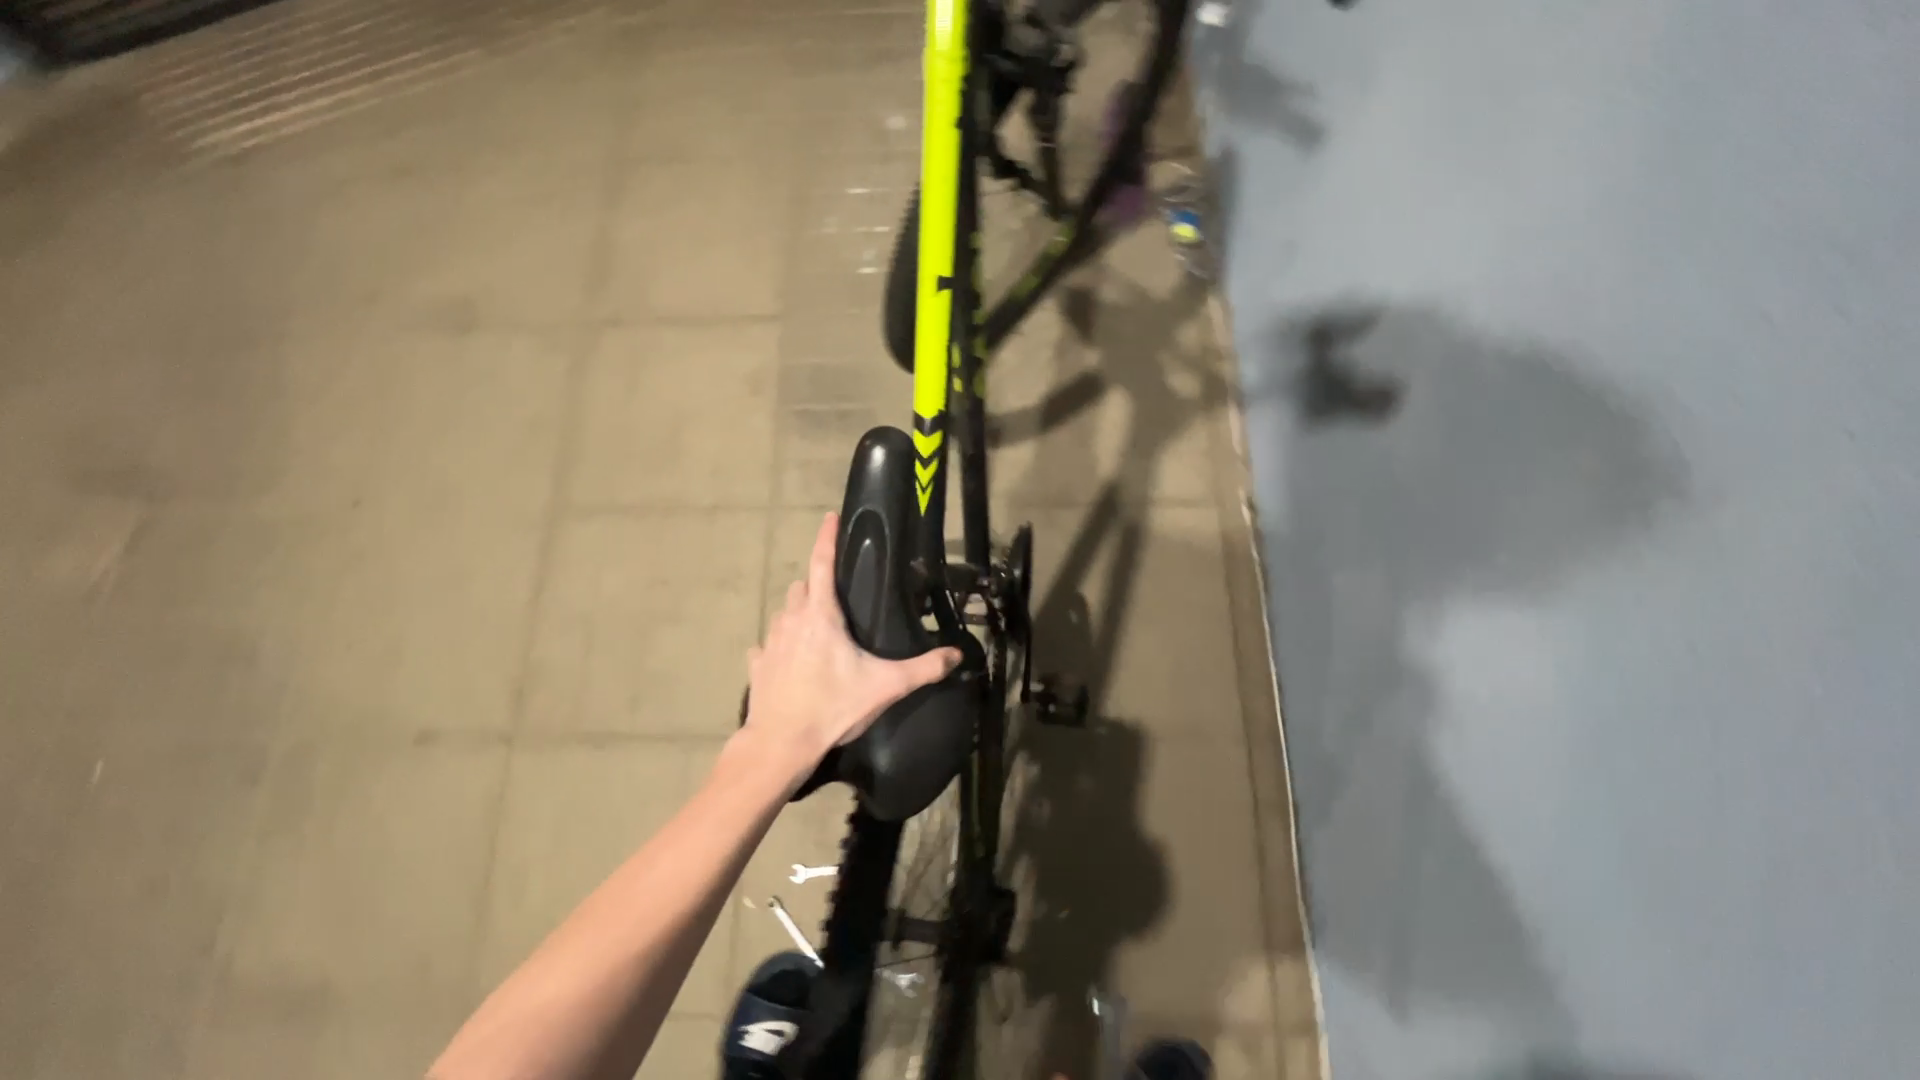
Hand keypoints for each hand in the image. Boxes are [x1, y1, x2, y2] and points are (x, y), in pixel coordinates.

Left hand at [744, 512, 960, 766]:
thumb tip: (955, 654)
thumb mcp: (885, 687)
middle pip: (802, 587)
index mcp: (821, 615)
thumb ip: (923, 669)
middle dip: (816, 585)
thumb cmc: (833, 707)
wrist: (781, 744)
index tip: (830, 517)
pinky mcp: (757, 665)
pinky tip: (789, 662)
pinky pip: (767, 646)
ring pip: (784, 613)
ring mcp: (769, 642)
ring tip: (817, 632)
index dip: (827, 537)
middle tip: (837, 598)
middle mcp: (791, 620)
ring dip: (799, 614)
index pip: (822, 563)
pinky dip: (779, 647)